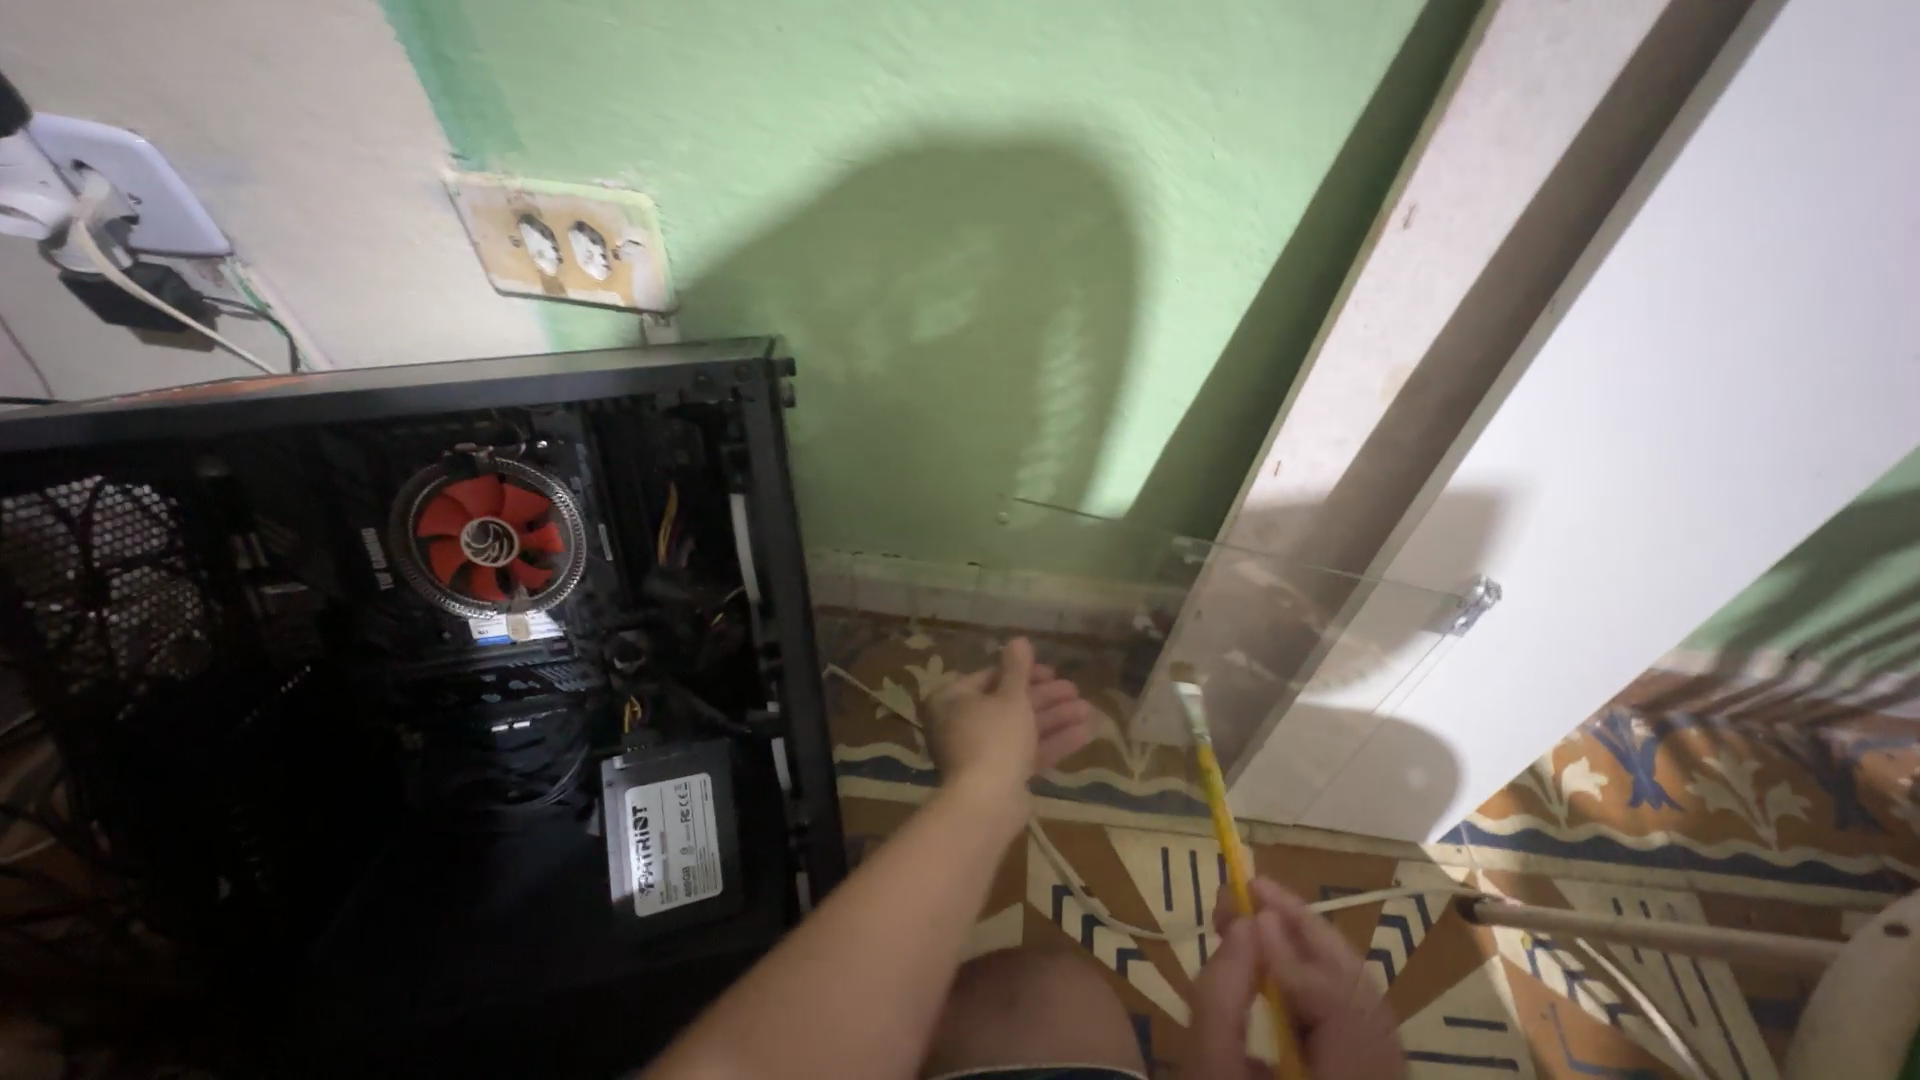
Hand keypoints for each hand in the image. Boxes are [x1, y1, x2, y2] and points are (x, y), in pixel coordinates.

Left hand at [925, 637, 1093, 802]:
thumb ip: (1017, 669)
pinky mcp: (998, 777)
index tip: (1053, 672)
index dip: (1024, 673)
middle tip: (1076, 691)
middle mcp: (960, 724)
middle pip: (1008, 704)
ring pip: (1020, 730)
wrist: (987, 802)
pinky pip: (1025, 753)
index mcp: (951, 700)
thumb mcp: (1010, 697)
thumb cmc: (994, 737)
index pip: (990, 678)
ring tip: (1088, 711)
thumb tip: (1018, 640)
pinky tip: (1084, 734)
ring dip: (1054, 719)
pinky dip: (1051, 743)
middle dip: (1046, 699)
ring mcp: (979, 753)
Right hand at [1192, 878, 1405, 1079]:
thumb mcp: (1210, 1073)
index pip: (1341, 1009)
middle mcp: (1379, 1079)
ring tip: (1250, 914)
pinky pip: (1348, 1017)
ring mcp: (1381, 1079)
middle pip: (1358, 992)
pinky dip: (1310, 980)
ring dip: (1305, 949)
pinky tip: (1272, 960)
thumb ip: (1222, 997)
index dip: (1297, 954)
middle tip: (1246, 889)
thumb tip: (1249, 925)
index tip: (1246, 906)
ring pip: (1356, 999)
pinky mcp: (1367, 1077)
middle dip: (1303, 932)